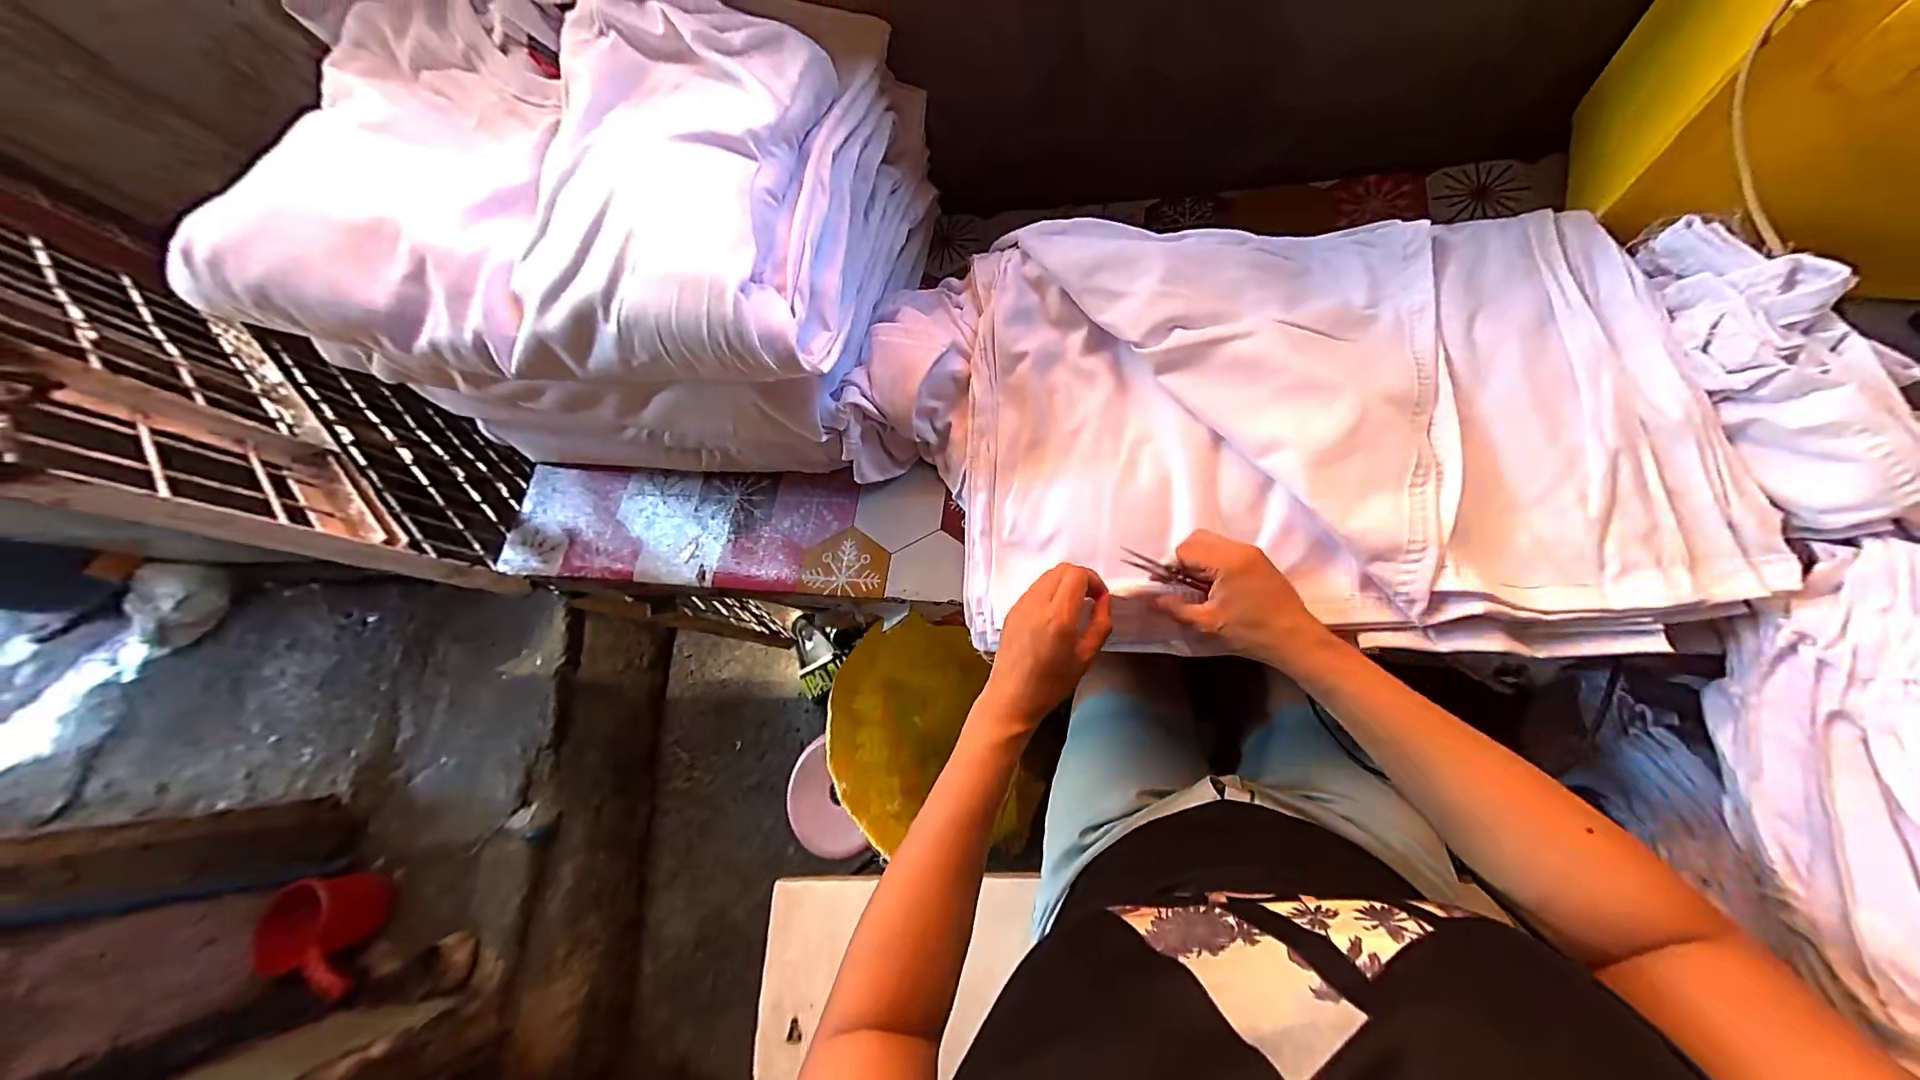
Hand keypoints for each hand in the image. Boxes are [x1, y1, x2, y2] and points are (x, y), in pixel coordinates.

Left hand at [980, 563, 1112, 730]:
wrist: (1012, 697)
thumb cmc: (1050, 684)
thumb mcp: (1086, 656)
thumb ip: (1100, 624)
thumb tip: (1104, 601)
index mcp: (1058, 617)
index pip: (1077, 575)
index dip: (1094, 580)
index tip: (1100, 597)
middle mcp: (1037, 605)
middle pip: (1062, 569)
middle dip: (1081, 578)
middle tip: (1090, 598)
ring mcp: (1021, 605)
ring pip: (1047, 576)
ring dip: (1065, 583)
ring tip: (1074, 606)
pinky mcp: (1012, 610)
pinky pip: (1035, 589)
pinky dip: (1050, 591)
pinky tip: (1055, 613)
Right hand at [1153, 530, 1335, 672]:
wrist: (1295, 639)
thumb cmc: (1251, 632)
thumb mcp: (1208, 623)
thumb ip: (1176, 607)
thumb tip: (1153, 599)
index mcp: (1227, 561)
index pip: (1185, 549)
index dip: (1169, 566)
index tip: (1164, 585)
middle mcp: (1240, 549)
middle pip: (1197, 539)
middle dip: (1182, 558)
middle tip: (1178, 584)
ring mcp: (1252, 553)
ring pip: (1211, 542)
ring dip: (1197, 559)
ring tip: (1195, 586)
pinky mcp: (1258, 561)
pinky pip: (1225, 550)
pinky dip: (1212, 562)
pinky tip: (1213, 586)